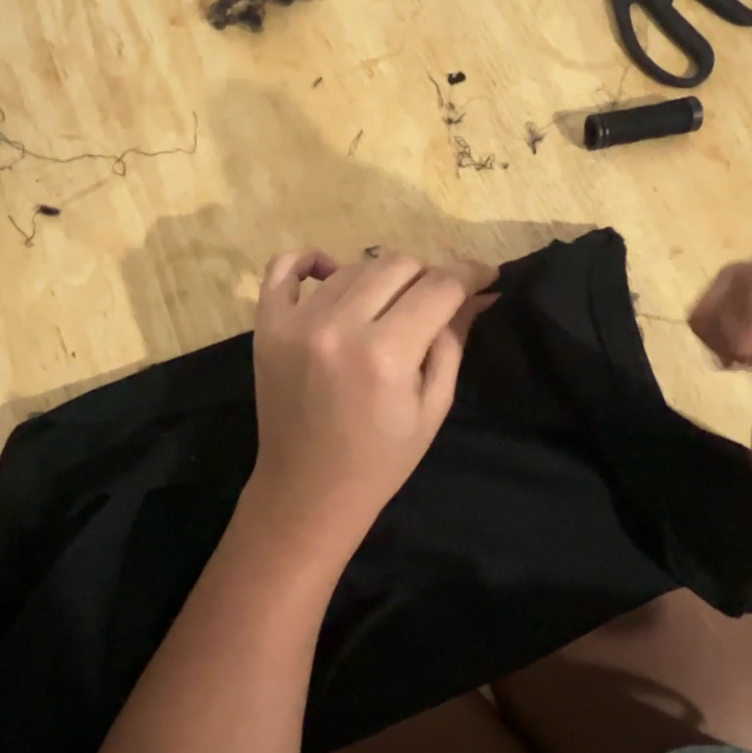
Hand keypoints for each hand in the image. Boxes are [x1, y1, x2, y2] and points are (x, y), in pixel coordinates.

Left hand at [243, 249, 497, 549]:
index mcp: (386, 353)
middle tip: (434, 301)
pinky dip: (309, 261)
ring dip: (379, 278)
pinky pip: (282, 268)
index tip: (484, 276)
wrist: (307, 491)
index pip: (440, 286)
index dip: (470, 274)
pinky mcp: (267, 326)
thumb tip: (480, 293)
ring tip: (388, 306)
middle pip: (397, 264)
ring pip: (352, 266)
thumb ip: (454, 341)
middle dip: (427, 276)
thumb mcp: (432, 406)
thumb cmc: (380, 460)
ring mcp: (296, 322)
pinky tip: (329, 273)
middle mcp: (339, 327)